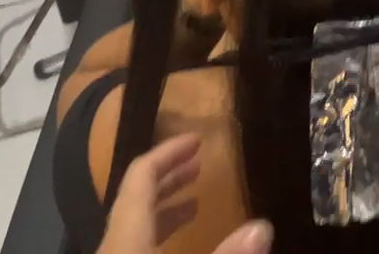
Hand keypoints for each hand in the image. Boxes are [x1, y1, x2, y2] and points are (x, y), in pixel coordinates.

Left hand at [96, 133, 272, 253]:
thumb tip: (264, 226)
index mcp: (126, 231)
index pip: (142, 173)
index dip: (169, 151)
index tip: (198, 138)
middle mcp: (113, 240)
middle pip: (136, 192)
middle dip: (169, 171)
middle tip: (200, 158)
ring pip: (134, 218)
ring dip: (164, 202)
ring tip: (196, 197)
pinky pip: (133, 238)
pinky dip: (156, 227)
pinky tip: (179, 239)